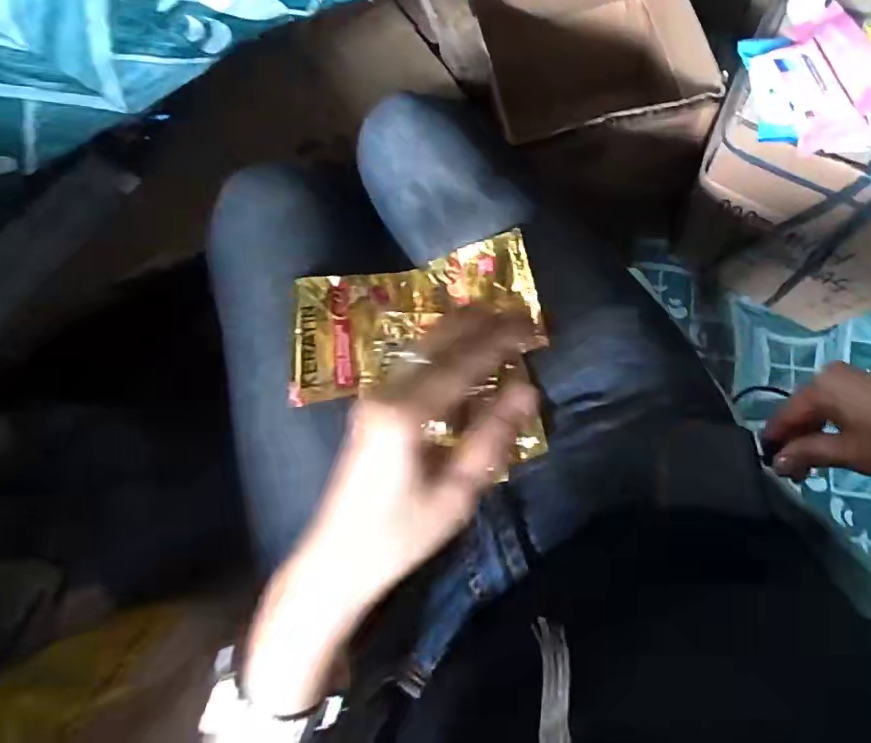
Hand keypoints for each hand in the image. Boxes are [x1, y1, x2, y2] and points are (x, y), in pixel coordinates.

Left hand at [294, 308, 540, 605]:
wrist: (337, 556)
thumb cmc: (401, 534)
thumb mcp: (455, 496)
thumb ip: (491, 438)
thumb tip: (528, 390)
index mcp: (407, 413)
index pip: (464, 362)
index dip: (501, 339)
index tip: (533, 326)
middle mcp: (389, 390)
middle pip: (440, 338)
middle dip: (483, 321)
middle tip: (521, 314)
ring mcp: (378, 391)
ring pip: (425, 341)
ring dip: (464, 326)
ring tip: (500, 318)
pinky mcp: (375, 399)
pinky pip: (417, 357)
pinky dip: (447, 342)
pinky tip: (467, 344)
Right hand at [761, 363, 870, 479]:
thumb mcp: (848, 453)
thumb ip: (808, 453)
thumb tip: (776, 461)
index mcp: (818, 388)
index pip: (783, 417)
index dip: (775, 443)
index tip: (773, 470)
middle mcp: (826, 375)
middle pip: (799, 410)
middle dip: (795, 440)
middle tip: (797, 474)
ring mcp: (847, 376)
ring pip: (816, 407)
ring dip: (812, 434)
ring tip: (817, 465)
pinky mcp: (864, 383)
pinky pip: (833, 402)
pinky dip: (828, 423)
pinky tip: (836, 445)